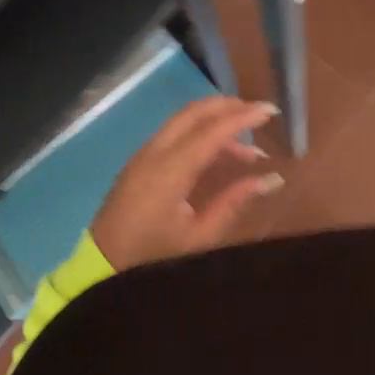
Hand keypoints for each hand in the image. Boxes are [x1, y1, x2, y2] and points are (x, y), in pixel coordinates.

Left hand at [90, 97, 285, 270]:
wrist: (102, 267)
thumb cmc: (154, 257)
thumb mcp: (200, 237)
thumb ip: (234, 203)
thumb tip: (272, 179)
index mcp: (170, 169)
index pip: (212, 131)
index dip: (243, 117)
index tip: (270, 110)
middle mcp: (155, 151)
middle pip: (194, 112)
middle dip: (228, 107)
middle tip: (259, 114)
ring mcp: (144, 153)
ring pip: (183, 121)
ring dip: (214, 122)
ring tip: (249, 148)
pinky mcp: (140, 161)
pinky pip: (174, 134)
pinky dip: (199, 134)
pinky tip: (220, 155)